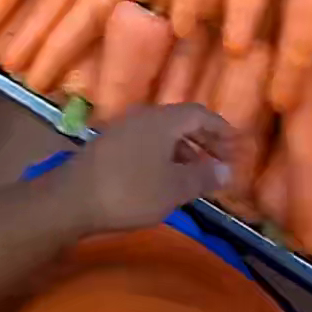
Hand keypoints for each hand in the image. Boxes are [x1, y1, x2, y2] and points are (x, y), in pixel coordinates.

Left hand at [48, 104, 234, 233]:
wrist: (74, 197)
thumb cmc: (130, 190)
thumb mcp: (173, 188)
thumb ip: (202, 177)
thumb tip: (226, 169)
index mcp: (162, 119)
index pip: (199, 114)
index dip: (221, 129)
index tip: (238, 146)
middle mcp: (144, 115)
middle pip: (182, 120)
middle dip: (206, 139)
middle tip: (224, 161)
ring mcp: (125, 127)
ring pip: (164, 132)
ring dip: (186, 149)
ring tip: (201, 174)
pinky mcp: (112, 142)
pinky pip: (149, 140)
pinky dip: (166, 153)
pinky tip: (169, 176)